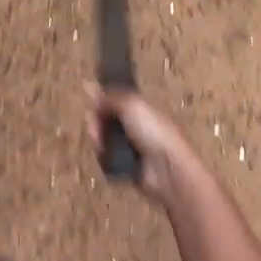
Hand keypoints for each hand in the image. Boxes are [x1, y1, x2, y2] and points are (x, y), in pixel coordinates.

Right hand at [86, 86, 205, 203]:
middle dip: (98, 121)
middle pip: (109, 120)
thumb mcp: (132, 104)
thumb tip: (95, 91)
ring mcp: (133, 148)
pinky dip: (103, 157)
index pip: (118, 101)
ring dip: (98, 139)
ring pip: (106, 139)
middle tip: (94, 126)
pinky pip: (108, 159)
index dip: (104, 100)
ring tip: (99, 142)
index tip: (92, 101)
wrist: (167, 168)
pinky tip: (104, 155)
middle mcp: (137, 127)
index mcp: (143, 109)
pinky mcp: (127, 167)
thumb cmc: (152, 131)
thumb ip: (112, 97)